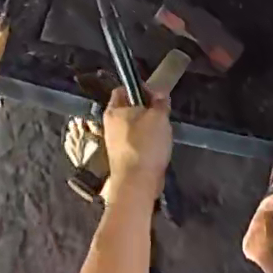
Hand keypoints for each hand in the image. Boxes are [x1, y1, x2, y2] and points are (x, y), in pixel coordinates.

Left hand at [101, 87, 171, 204]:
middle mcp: (110, 124)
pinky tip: (157, 148)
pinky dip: (146, 142)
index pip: (122, 89)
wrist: (136, 183)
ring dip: (148, 127)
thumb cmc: (145, 145)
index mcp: (113, 110)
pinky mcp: (121, 157)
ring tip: (162, 133)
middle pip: (129, 108)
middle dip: (147, 109)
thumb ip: (160, 103)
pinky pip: (135, 142)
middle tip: (162, 114)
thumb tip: (159, 94)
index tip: (156, 96)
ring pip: (134, 126)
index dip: (140, 88)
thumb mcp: (159, 117)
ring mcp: (114, 142)